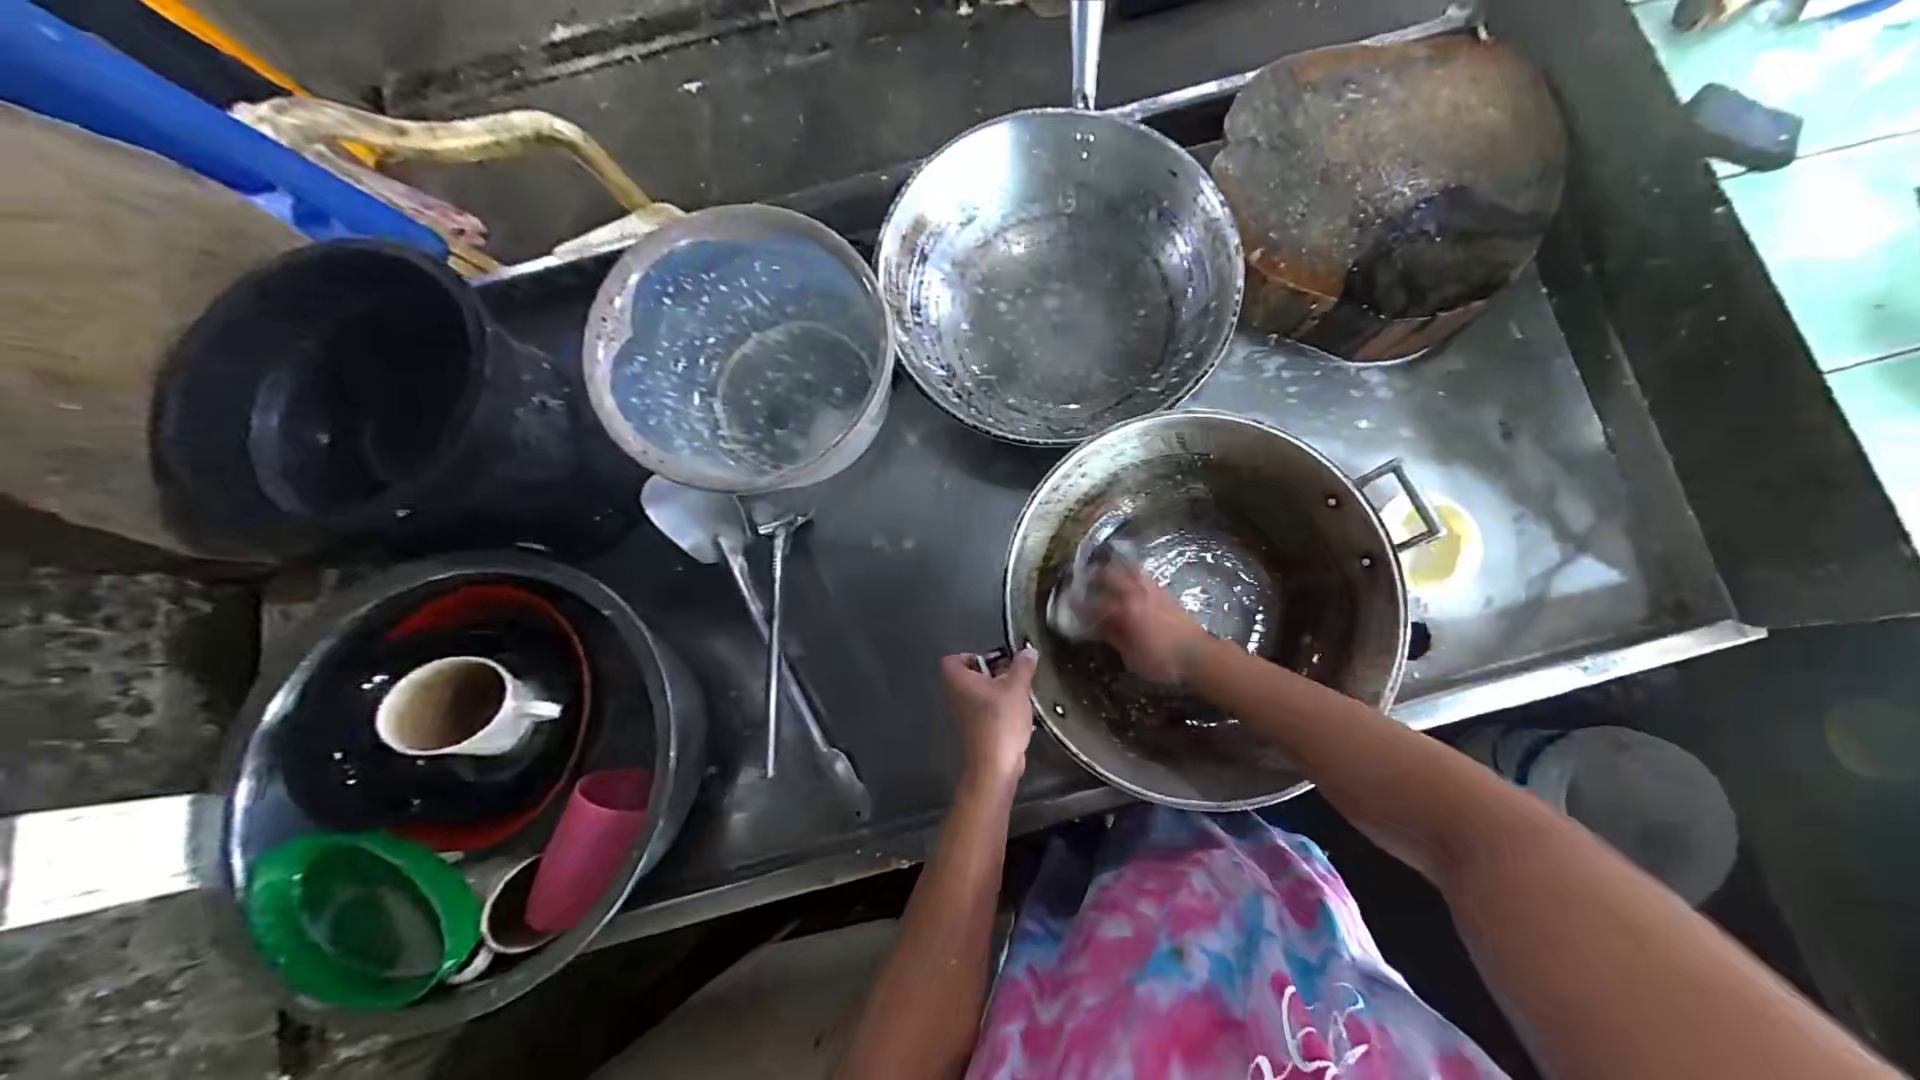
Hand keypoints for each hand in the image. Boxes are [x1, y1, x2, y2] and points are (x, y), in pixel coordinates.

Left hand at [940, 646, 1038, 783]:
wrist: (995, 764)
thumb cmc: (1000, 720)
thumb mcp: (1016, 687)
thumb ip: (1022, 666)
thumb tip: (1028, 651)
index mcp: (958, 680)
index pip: (953, 659)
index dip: (972, 655)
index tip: (996, 660)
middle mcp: (957, 695)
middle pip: (973, 674)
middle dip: (995, 671)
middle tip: (1016, 673)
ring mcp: (966, 713)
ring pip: (983, 692)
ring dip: (1002, 689)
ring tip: (1022, 691)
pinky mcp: (977, 727)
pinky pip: (988, 708)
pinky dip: (1003, 706)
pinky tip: (1022, 711)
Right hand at [1088, 563, 1211, 682]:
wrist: (1200, 655)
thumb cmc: (1163, 662)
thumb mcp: (1132, 656)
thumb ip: (1114, 638)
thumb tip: (1098, 628)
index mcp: (1125, 611)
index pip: (1095, 604)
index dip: (1079, 605)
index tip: (1069, 603)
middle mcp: (1137, 595)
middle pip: (1110, 577)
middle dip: (1094, 578)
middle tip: (1084, 581)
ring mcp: (1153, 591)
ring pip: (1130, 570)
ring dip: (1116, 570)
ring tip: (1107, 572)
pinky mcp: (1166, 592)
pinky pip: (1145, 576)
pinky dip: (1133, 574)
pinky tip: (1131, 581)